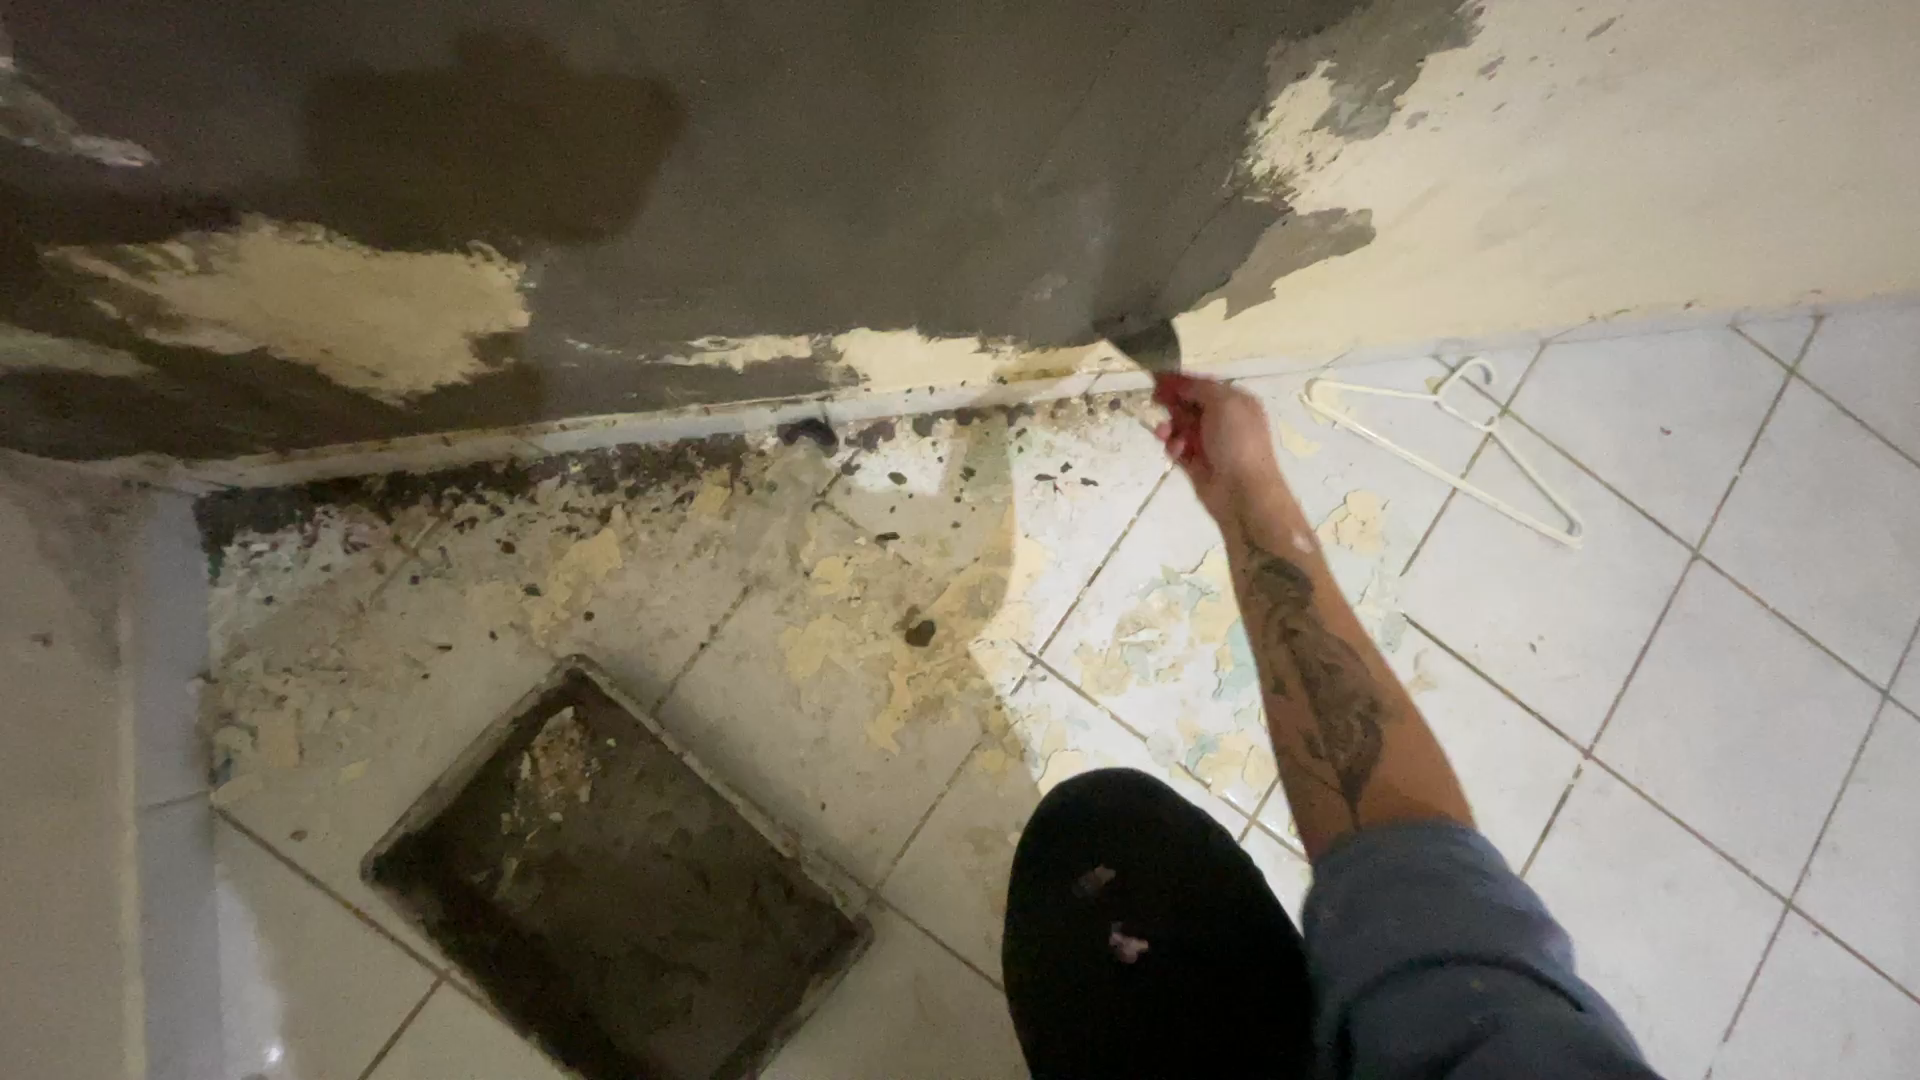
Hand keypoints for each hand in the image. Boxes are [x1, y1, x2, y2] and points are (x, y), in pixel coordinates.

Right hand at [1151, 373, 1289, 526]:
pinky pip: (1177, 448)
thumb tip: (1179, 383)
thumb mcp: (1223, 402)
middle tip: (1155, 399)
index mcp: (1236, 402)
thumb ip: (1199, 388)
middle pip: (1189, 404)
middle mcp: (1223, 420)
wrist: (1242, 490)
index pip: (1203, 385)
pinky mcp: (1195, 463)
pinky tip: (1175, 450)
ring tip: (1164, 432)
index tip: (1157, 377)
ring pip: (1180, 426)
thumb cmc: (1237, 441)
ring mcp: (1209, 442)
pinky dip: (1172, 446)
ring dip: (1170, 426)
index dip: (1181, 381)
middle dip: (1172, 402)